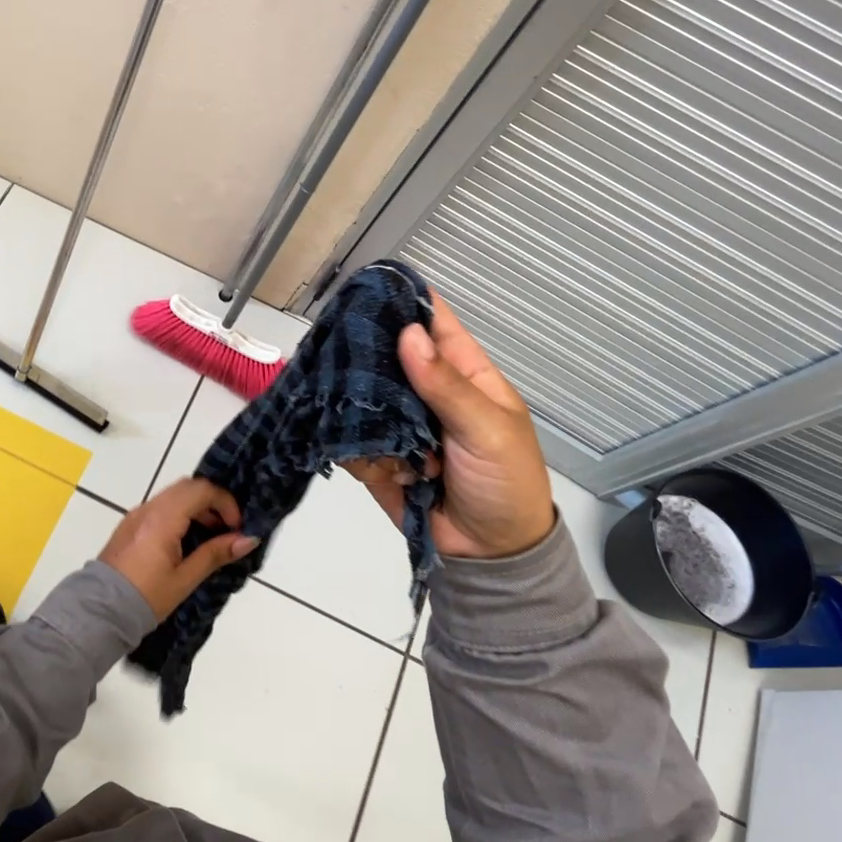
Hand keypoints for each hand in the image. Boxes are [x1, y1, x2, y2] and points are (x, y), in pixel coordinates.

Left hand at [99, 478, 260, 619]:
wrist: (101, 610)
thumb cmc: (147, 596)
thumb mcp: (185, 578)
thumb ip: (215, 554)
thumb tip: (248, 539)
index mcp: (162, 518)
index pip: (201, 490)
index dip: (225, 503)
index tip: (236, 528)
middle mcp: (147, 509)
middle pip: (187, 487)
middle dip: (211, 502)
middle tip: (226, 529)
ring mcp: (135, 515)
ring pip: (172, 496)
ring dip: (195, 508)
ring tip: (209, 538)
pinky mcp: (129, 525)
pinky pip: (159, 508)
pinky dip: (178, 514)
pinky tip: (185, 541)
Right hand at [344, 292, 553, 559]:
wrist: (489, 554)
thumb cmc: (506, 483)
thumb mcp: (486, 430)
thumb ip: (445, 385)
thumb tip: (408, 333)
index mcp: (464, 376)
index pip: (434, 324)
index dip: (405, 302)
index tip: (368, 286)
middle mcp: (425, 393)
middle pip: (385, 357)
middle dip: (363, 356)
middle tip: (335, 350)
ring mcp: (398, 425)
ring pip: (361, 397)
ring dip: (357, 409)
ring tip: (359, 419)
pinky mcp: (376, 456)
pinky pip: (351, 440)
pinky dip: (356, 450)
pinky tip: (375, 463)